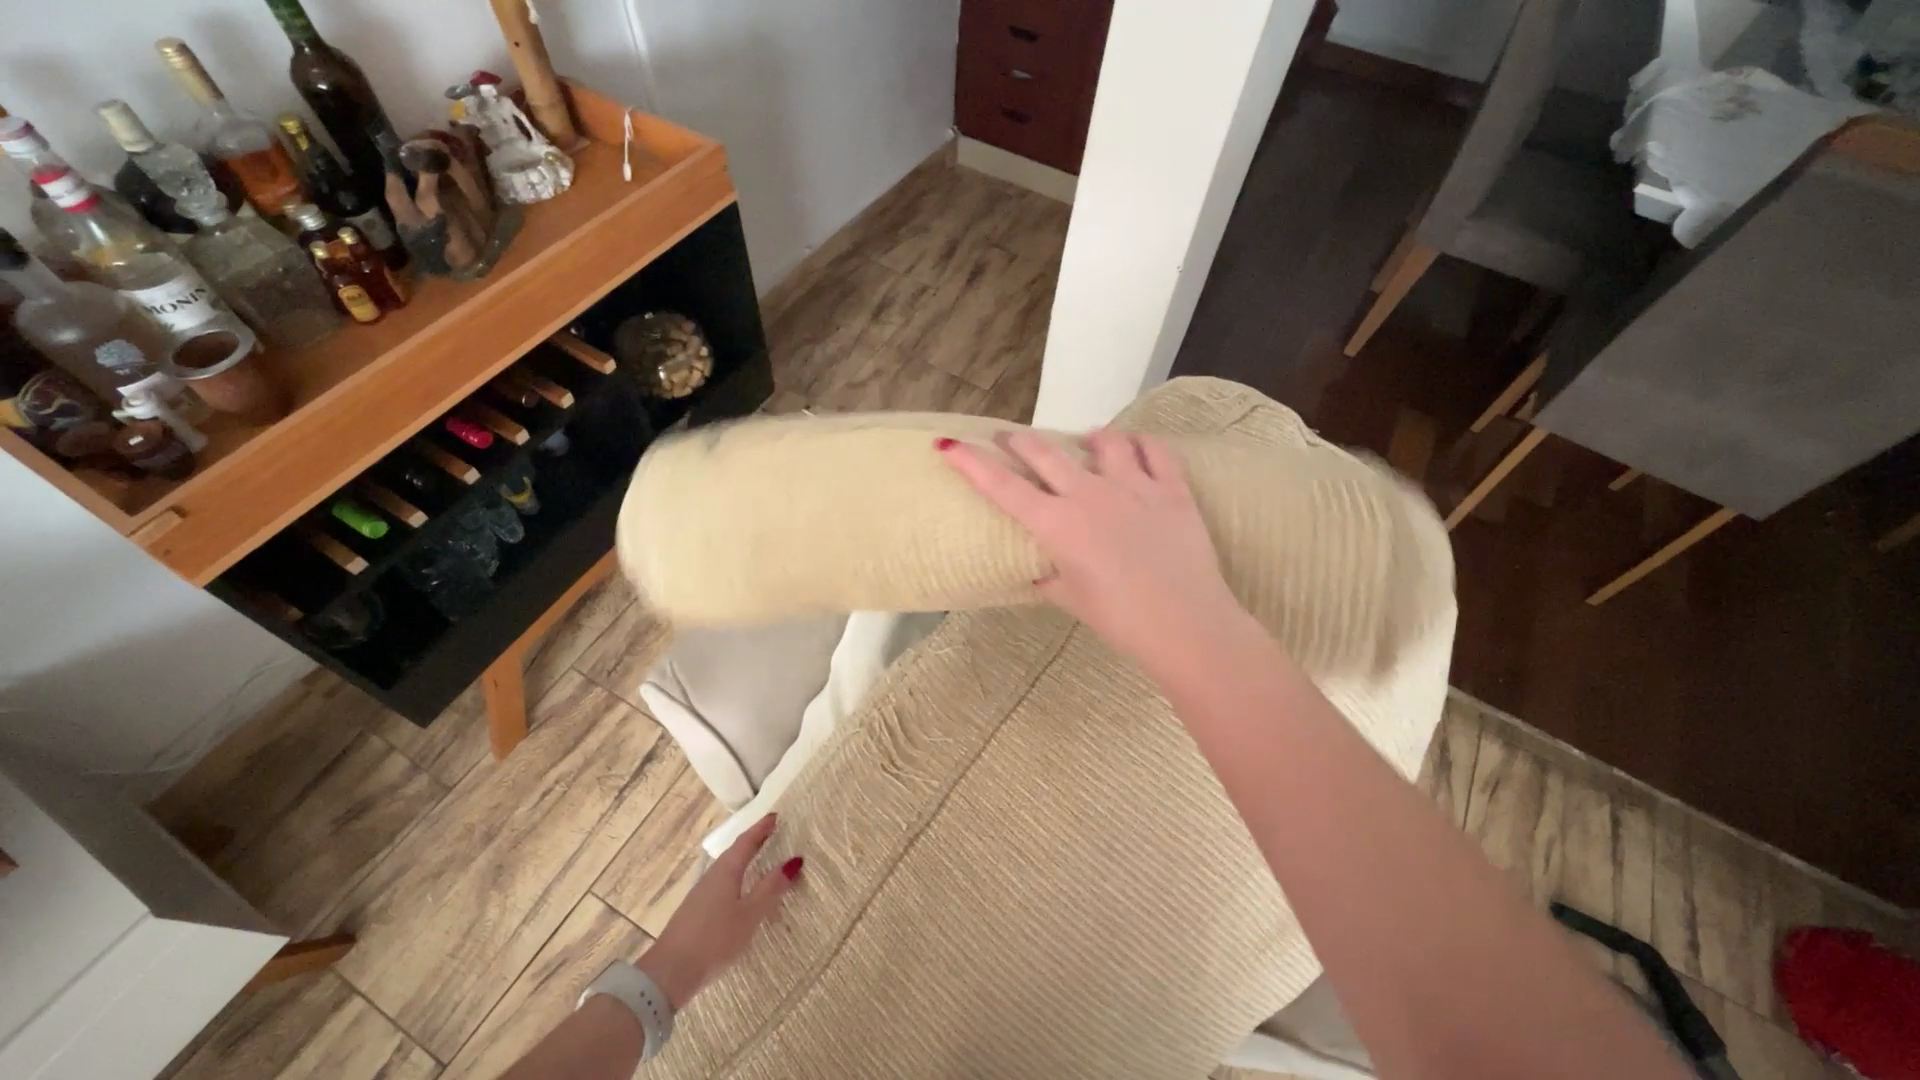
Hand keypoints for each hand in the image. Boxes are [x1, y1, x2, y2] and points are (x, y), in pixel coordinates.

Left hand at [637, 813, 800, 1009]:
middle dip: (754, 842)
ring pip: (728, 870)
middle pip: (735, 853)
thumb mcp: (749, 915)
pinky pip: (722, 885)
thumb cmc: (714, 939)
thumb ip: (770, 888)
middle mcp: (712, 877)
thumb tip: (793, 860)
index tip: (776, 816)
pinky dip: (737, 879)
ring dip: (745, 861)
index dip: (761, 828)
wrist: (670, 973)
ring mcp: (702, 895)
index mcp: (726, 871)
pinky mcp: (697, 913)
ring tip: (762, 860)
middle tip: (773, 833)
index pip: (746, 842)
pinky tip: (742, 893)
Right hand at [937, 429, 1250, 675]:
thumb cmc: (1120, 620)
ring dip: (1088, 437)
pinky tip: (1135, 446)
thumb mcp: (1072, 599)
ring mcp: (1133, 486)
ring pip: (1105, 441)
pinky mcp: (1172, 489)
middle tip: (1008, 438)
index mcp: (1057, 525)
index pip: (1003, 487)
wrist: (1185, 625)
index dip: (972, 463)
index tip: (948, 444)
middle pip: (1045, 452)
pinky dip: (1141, 443)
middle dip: (1019, 441)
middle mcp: (1089, 495)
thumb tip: (1039, 571)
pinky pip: (1155, 451)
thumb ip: (1049, 578)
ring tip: (1086, 441)